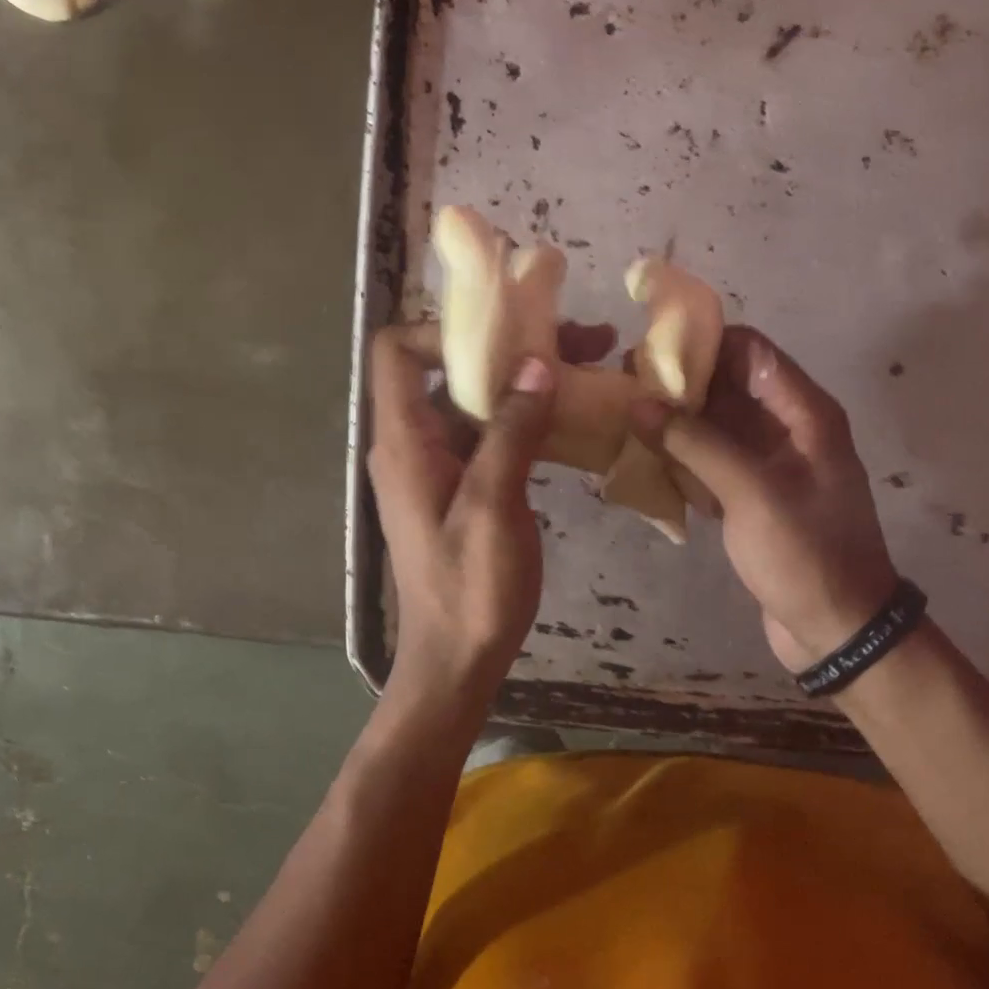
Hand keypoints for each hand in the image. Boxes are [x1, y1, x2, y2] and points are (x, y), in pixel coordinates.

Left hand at [369, 323, 612, 701]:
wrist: (455, 659)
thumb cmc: (468, 589)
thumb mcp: (492, 506)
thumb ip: (509, 432)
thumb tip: (534, 363)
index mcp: (402, 442)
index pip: (396, 351)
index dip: (442, 329)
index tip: (508, 331)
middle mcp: (410, 445)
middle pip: (444, 370)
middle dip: (507, 349)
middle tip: (581, 341)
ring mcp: (433, 468)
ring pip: (472, 403)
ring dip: (523, 384)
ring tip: (592, 370)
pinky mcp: (458, 490)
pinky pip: (487, 438)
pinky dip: (524, 422)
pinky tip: (574, 423)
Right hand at [630, 326, 898, 670]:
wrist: (837, 628)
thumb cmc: (805, 553)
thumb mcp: (751, 492)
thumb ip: (696, 444)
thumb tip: (639, 402)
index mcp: (803, 413)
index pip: (749, 351)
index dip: (700, 342)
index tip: (644, 350)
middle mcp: (785, 428)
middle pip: (725, 384)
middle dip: (675, 383)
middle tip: (618, 390)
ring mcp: (766, 463)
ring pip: (711, 423)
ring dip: (670, 421)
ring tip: (618, 421)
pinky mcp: (748, 495)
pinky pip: (707, 460)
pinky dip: (677, 456)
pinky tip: (639, 460)